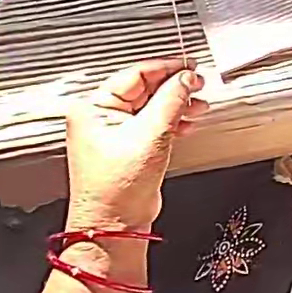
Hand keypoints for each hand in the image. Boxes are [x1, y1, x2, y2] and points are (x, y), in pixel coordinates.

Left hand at [64, 59, 207, 230]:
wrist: (115, 225)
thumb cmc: (115, 188)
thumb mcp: (151, 133)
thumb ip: (172, 100)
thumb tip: (186, 78)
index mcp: (94, 107)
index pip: (136, 73)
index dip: (166, 69)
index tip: (189, 67)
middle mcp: (101, 117)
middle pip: (146, 88)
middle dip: (175, 87)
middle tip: (197, 84)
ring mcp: (116, 132)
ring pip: (153, 105)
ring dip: (178, 104)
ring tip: (197, 105)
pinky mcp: (130, 146)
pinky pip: (155, 122)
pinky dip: (174, 120)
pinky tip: (188, 121)